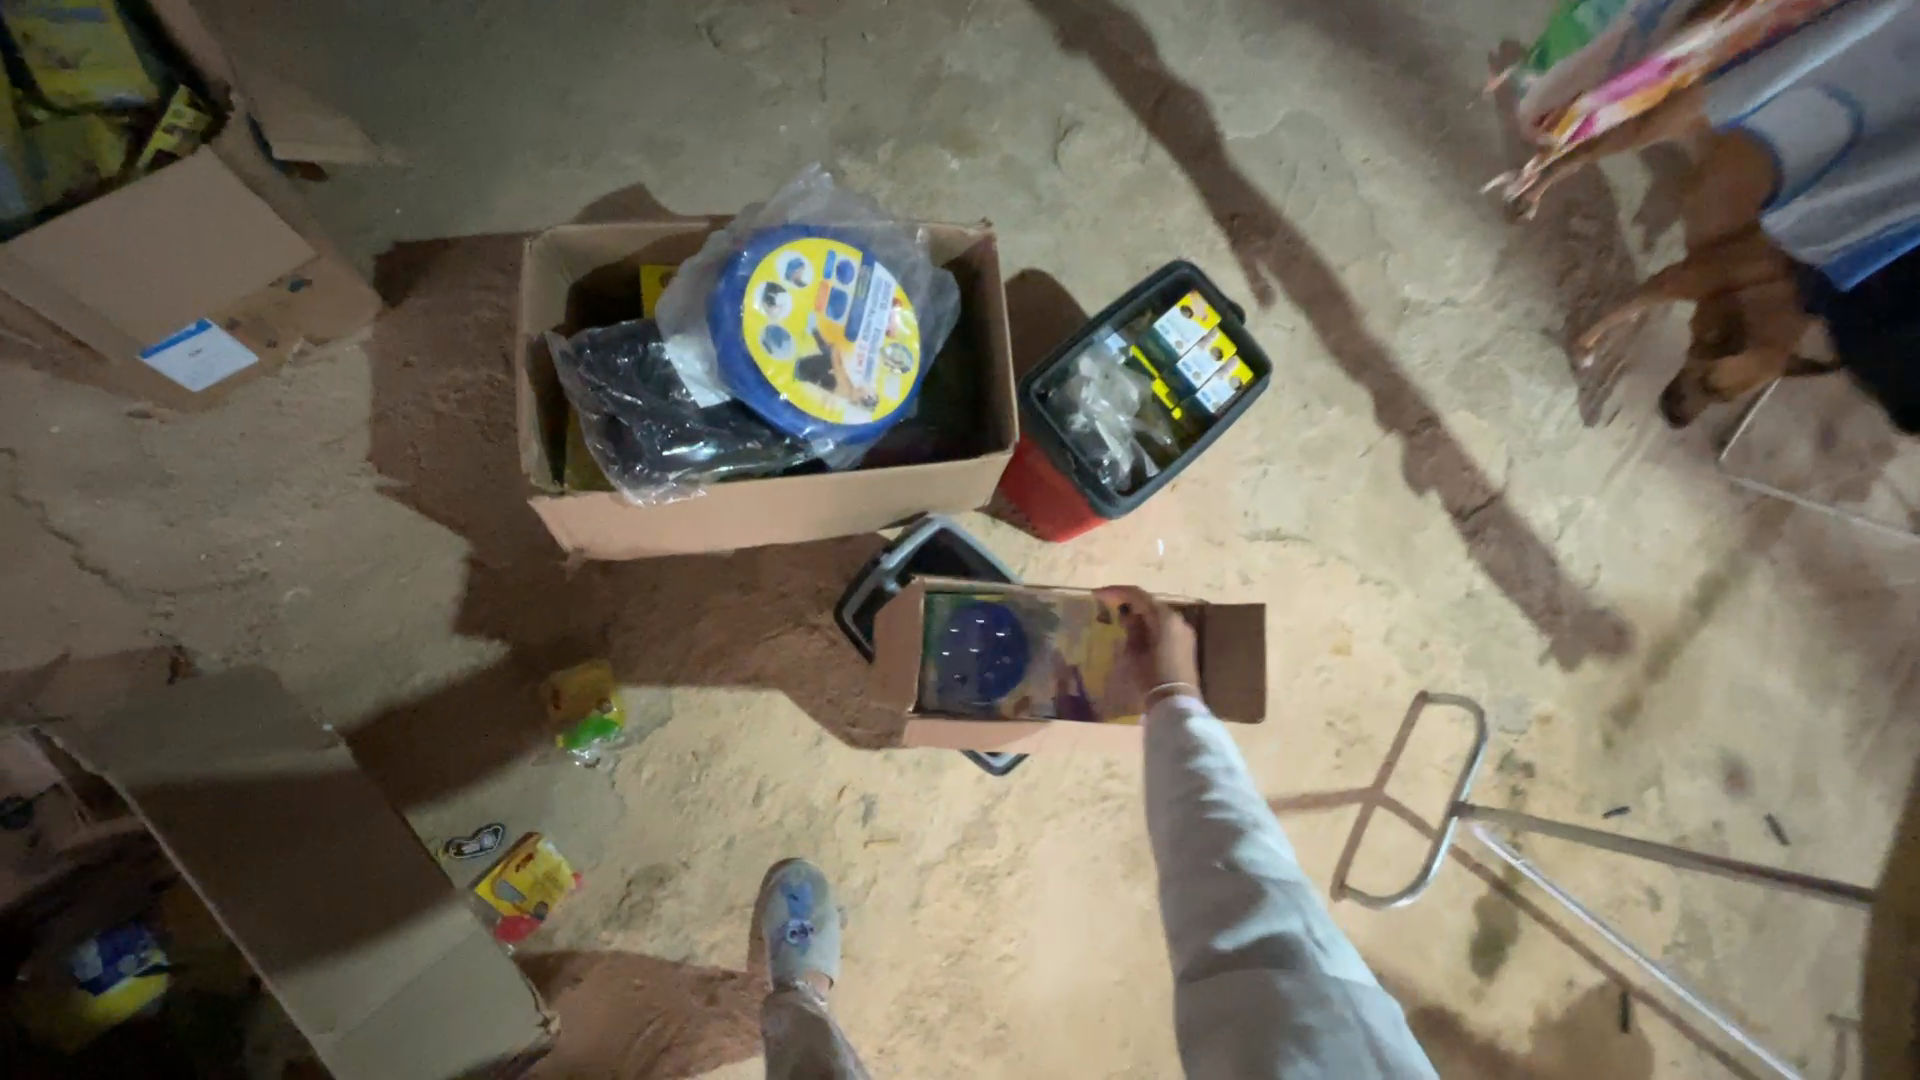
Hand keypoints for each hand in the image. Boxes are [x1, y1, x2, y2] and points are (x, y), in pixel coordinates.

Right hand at [1095, 586, 1199, 711]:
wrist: (1176, 704)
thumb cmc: (1151, 676)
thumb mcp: (1134, 652)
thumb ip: (1132, 629)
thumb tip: (1129, 616)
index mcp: (1164, 618)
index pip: (1138, 595)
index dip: (1116, 591)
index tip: (1097, 594)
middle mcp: (1177, 620)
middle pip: (1149, 603)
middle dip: (1128, 601)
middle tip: (1107, 604)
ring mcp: (1184, 632)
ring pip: (1157, 615)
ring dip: (1139, 613)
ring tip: (1119, 618)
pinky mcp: (1185, 645)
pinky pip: (1164, 627)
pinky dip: (1149, 624)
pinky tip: (1136, 632)